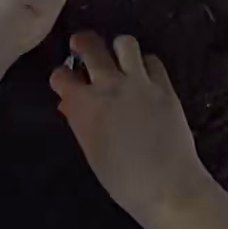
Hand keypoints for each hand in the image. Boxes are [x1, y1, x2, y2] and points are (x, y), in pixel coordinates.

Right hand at [51, 32, 215, 224]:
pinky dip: (145, 64)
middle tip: (80, 45)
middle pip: (90, 46)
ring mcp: (138, 82)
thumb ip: (79, 120)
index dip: (60, 76)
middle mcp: (109, 86)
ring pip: (124, 43)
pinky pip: (152, 60)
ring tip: (117, 58)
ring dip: (117, 48)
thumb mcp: (91, 150)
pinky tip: (144, 75)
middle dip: (81, 42)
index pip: (62, 76)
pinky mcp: (163, 85)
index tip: (63, 79)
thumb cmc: (122, 179)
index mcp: (85, 105)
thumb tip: (69, 102)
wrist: (167, 186)